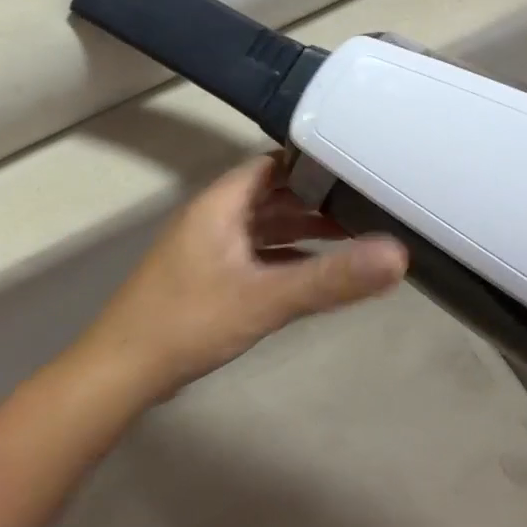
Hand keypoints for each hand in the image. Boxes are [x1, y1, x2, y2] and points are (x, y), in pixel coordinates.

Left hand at [70, 155, 408, 404]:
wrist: (126, 363)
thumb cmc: (190, 321)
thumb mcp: (265, 298)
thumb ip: (330, 278)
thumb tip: (400, 252)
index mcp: (218, 206)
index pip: (270, 166)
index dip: (313, 162)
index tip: (364, 163)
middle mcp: (211, 219)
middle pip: (269, 195)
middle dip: (315, 198)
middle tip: (374, 202)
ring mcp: (206, 249)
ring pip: (261, 227)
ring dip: (302, 230)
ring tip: (359, 236)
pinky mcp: (206, 278)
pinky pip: (253, 255)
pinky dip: (284, 258)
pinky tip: (318, 273)